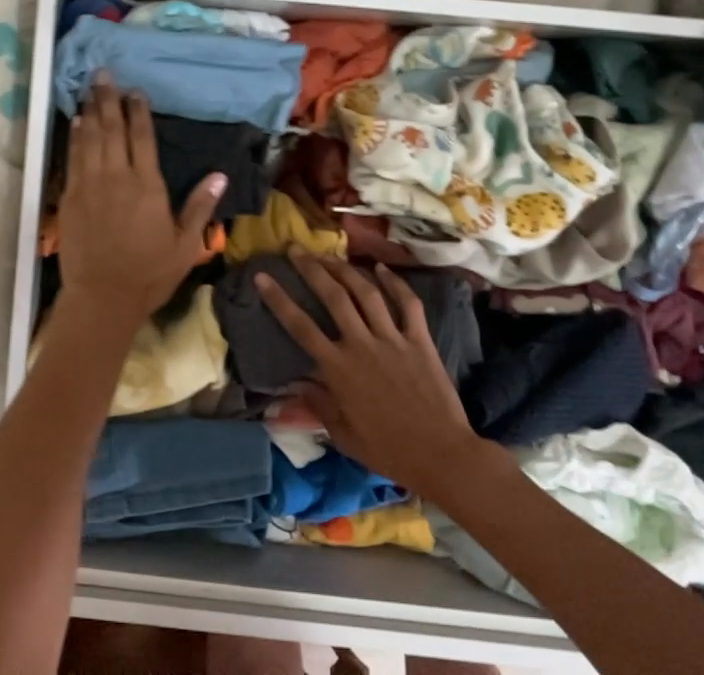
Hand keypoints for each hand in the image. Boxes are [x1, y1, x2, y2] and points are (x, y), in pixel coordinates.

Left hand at [57, 75, 224, 325]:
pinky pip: (72, 159)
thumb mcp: (185, 245)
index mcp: (147, 186)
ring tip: (89, 89)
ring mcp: (89, 186)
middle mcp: (117, 178)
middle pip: (111, 130)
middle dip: (108, 99)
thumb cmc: (150, 274)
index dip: (138, 111)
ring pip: (89, 139)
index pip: (142, 138)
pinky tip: (76, 124)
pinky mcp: (70, 198)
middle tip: (103, 74)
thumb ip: (200, 207)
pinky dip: (74, 138)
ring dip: (90, 112)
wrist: (102, 297)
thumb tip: (221, 175)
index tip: (136, 91)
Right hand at [256, 251, 488, 494]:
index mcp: (338, 369)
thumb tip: (296, 382)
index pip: (300, 326)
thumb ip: (319, 405)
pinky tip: (381, 267)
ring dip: (345, 269)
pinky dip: (395, 282)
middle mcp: (361, 345)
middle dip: (311, 269)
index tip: (262, 276)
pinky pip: (407, 303)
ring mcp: (393, 339)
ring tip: (328, 254)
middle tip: (295, 249)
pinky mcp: (420, 340)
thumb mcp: (343, 435)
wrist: (441, 454)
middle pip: (333, 297)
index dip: (278, 299)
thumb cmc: (388, 450)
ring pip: (366, 293)